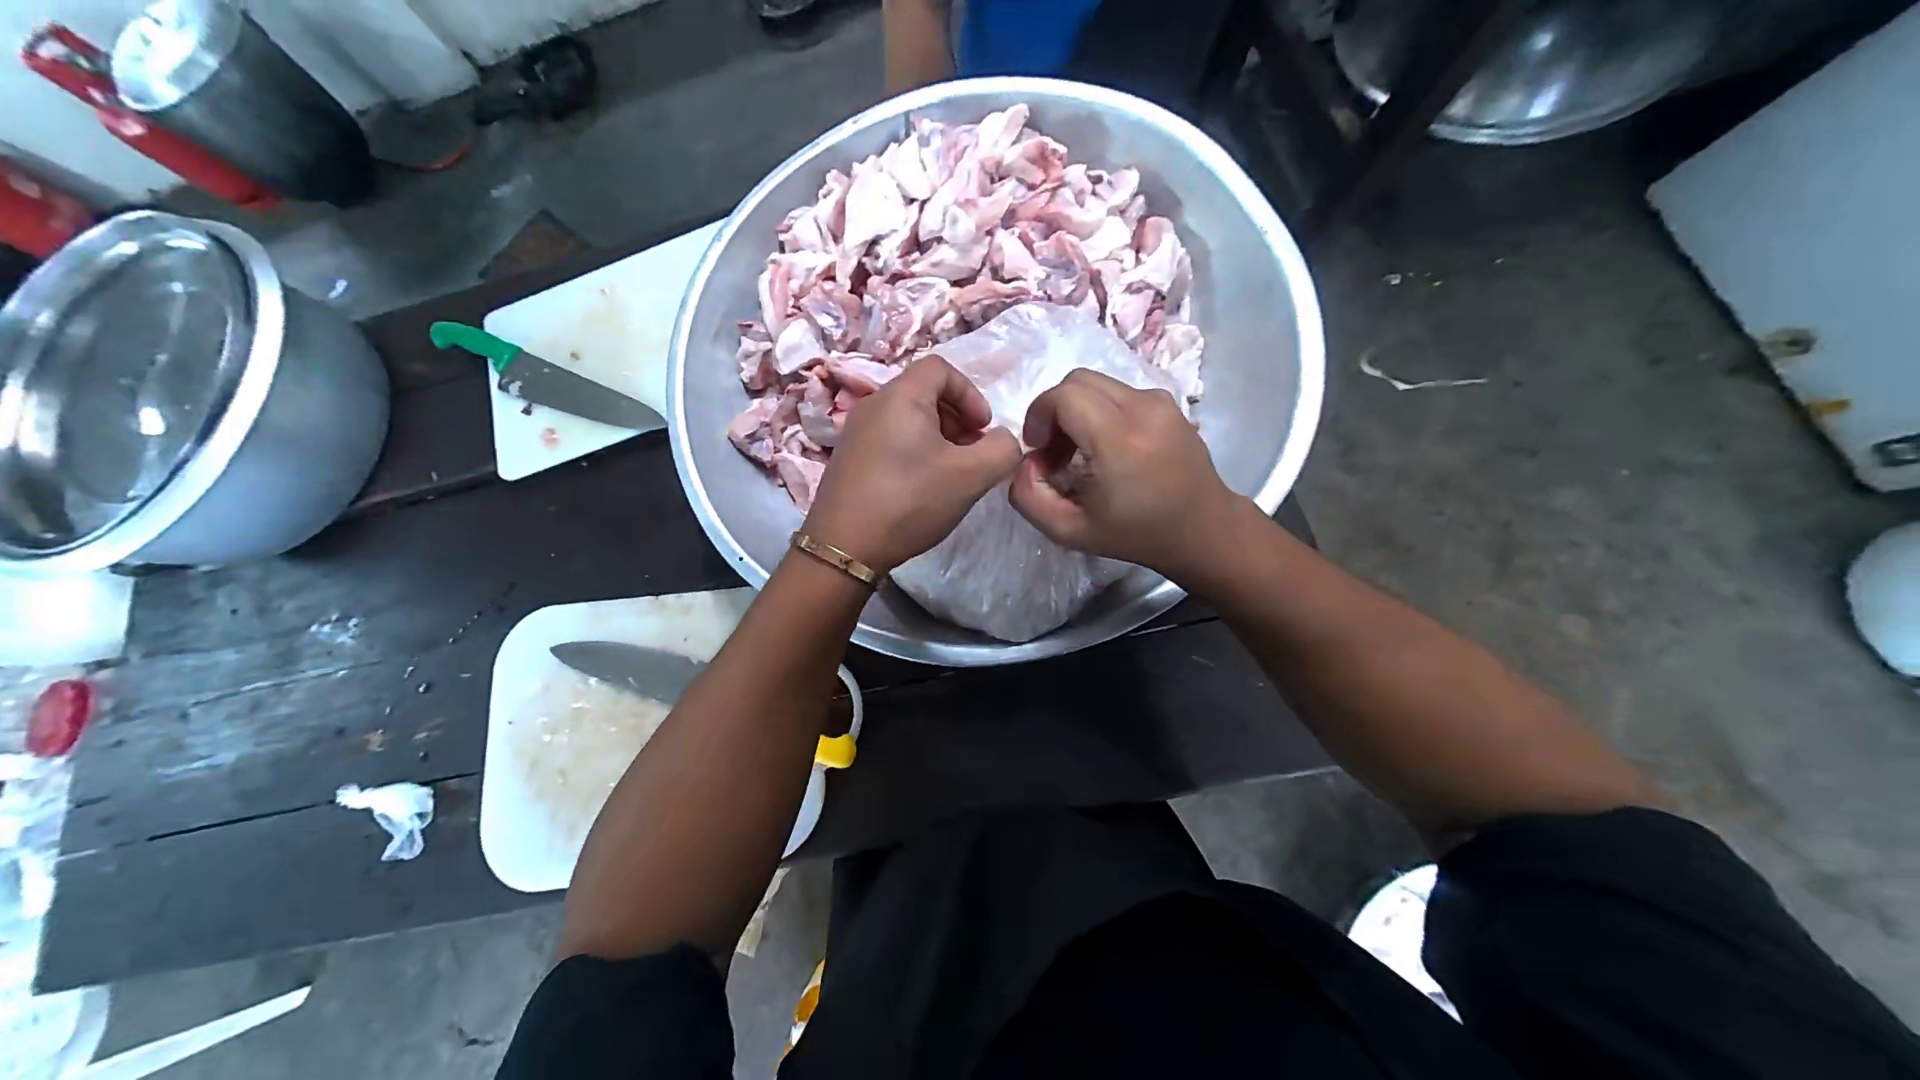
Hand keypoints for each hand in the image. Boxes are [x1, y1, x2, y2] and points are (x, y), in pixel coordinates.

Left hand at [804, 355, 1020, 572]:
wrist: (843, 547)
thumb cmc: (910, 501)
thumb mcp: (971, 476)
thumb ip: (1001, 450)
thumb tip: (1002, 441)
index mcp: (901, 396)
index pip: (942, 368)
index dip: (970, 393)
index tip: (983, 429)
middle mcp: (873, 404)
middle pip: (924, 392)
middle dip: (957, 417)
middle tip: (972, 453)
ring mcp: (855, 431)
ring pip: (907, 418)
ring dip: (938, 436)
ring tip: (950, 473)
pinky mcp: (848, 457)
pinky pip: (890, 438)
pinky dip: (914, 450)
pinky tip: (921, 486)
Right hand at [1009, 369, 1241, 579]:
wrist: (1202, 529)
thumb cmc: (1136, 534)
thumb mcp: (1070, 531)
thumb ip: (1029, 498)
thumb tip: (1027, 462)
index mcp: (1119, 441)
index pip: (1063, 396)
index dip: (1038, 415)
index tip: (1039, 448)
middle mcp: (1143, 409)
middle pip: (1077, 381)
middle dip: (1055, 409)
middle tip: (1055, 449)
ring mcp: (1161, 401)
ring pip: (1098, 383)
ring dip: (1077, 409)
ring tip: (1080, 449)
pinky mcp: (1169, 402)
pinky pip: (1120, 391)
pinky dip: (1101, 409)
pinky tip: (1107, 445)